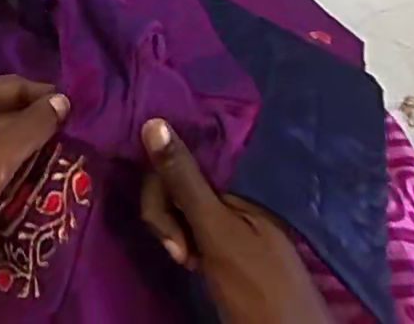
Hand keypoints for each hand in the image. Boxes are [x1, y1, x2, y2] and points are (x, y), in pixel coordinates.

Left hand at [0, 77, 69, 322]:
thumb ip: (31, 127)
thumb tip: (64, 98)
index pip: (9, 85)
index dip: (43, 96)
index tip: (78, 109)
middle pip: (1, 109)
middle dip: (33, 125)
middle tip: (74, 137)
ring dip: (21, 147)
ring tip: (59, 156)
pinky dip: (4, 164)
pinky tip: (27, 176)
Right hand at [139, 118, 330, 323]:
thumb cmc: (261, 293)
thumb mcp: (218, 233)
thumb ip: (184, 179)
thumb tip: (152, 120)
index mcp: (238, 181)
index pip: (181, 158)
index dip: (162, 186)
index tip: (167, 230)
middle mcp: (233, 192)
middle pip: (178, 180)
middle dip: (166, 214)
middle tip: (180, 256)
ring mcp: (232, 221)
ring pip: (181, 204)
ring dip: (173, 231)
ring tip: (188, 264)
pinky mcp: (228, 246)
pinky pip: (192, 224)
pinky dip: (184, 241)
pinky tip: (191, 263)